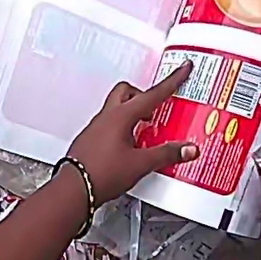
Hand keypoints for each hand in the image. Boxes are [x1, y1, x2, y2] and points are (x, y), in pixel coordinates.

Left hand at [65, 62, 199, 200]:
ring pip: (117, 108)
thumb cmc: (100, 173)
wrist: (74, 190)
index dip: (171, 81)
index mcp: (120, 117)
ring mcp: (96, 128)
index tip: (182, 69)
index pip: (152, 94)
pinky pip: (109, 124)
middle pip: (127, 92)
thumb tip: (187, 149)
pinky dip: (123, 128)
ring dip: (133, 113)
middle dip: (144, 95)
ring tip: (147, 129)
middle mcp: (106, 118)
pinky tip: (130, 145)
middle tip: (158, 106)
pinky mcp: (91, 140)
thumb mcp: (141, 164)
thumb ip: (166, 154)